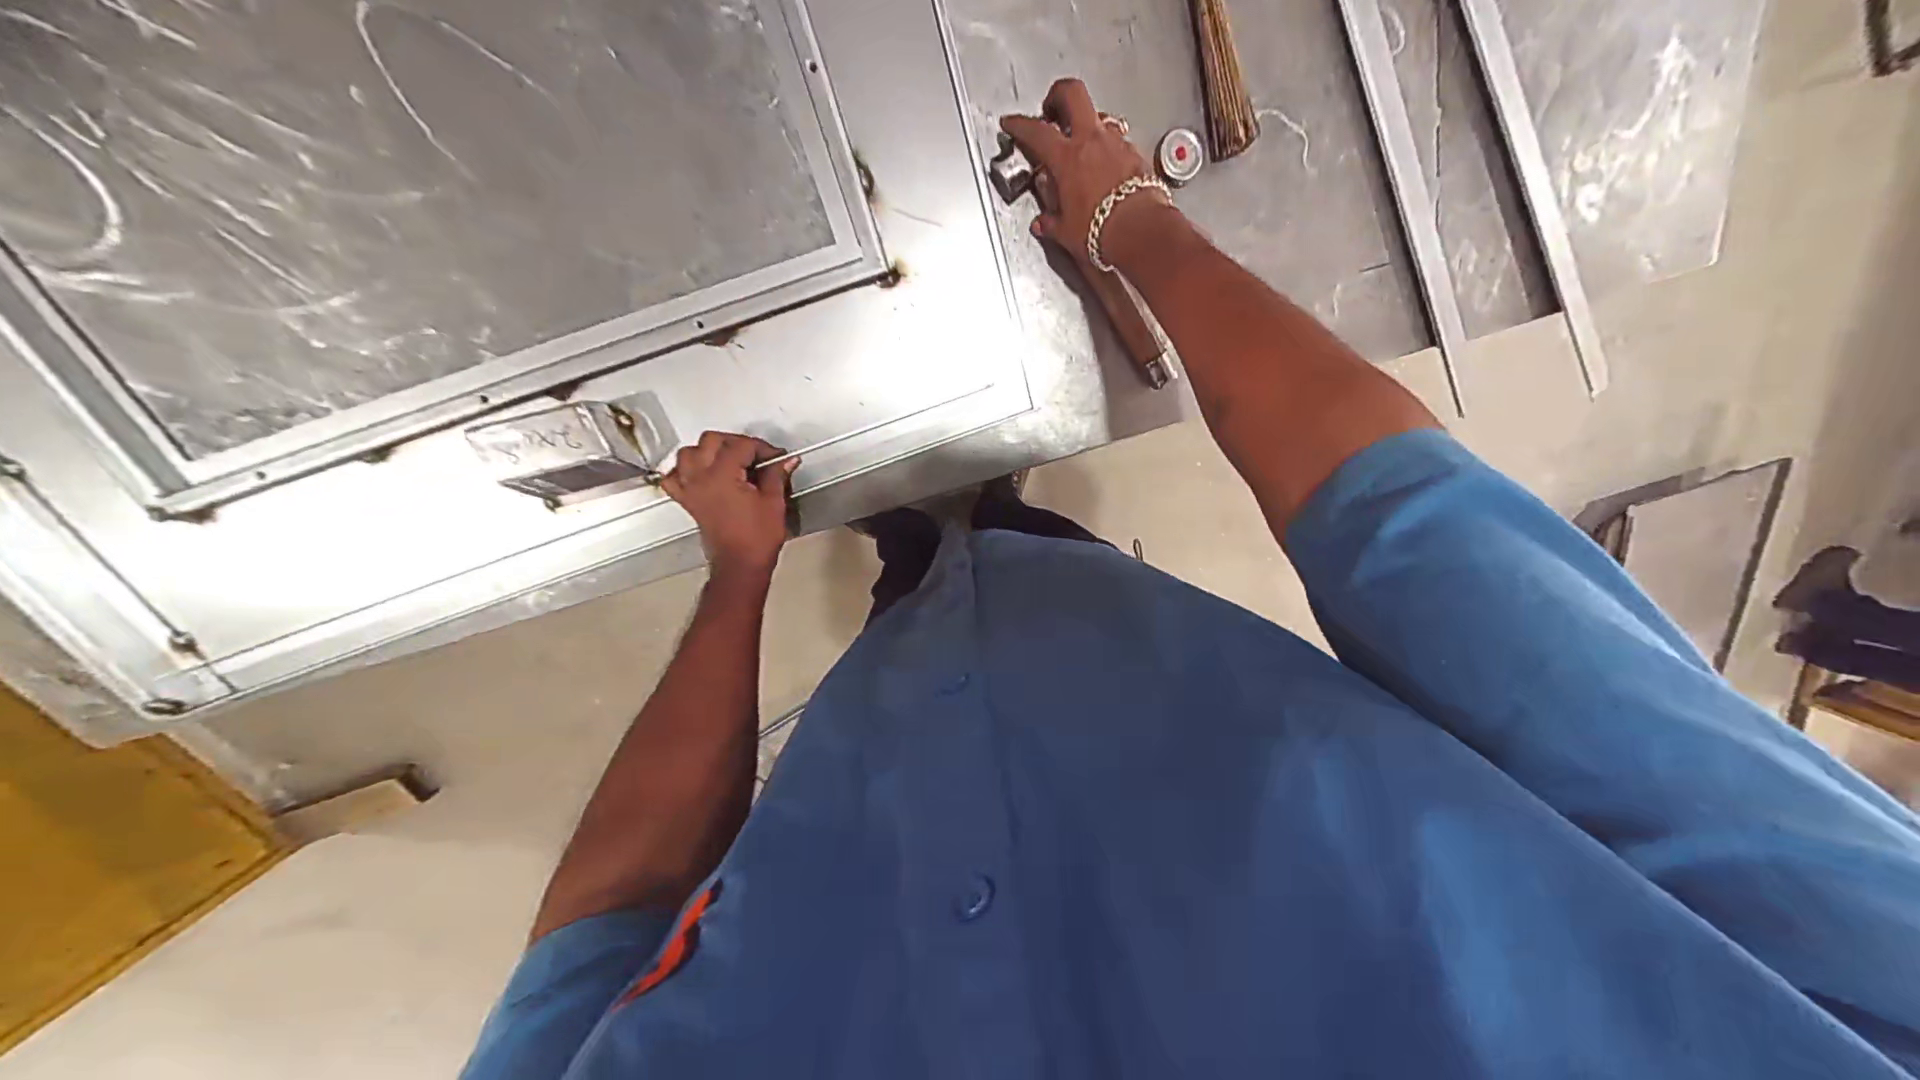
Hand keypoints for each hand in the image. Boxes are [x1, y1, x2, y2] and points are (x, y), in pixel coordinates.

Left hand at [661, 432, 798, 578]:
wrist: (740, 564)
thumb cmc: (756, 539)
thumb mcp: (773, 502)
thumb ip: (776, 475)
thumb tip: (786, 461)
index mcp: (722, 476)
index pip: (741, 446)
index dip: (762, 447)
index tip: (775, 457)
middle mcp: (701, 478)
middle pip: (711, 441)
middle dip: (735, 442)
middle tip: (755, 454)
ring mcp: (690, 489)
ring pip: (688, 453)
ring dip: (707, 450)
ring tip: (728, 458)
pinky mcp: (688, 501)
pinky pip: (673, 478)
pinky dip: (682, 471)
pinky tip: (699, 472)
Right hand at [999, 78, 1172, 267]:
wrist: (1140, 231)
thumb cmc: (1102, 231)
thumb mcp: (1066, 231)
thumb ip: (1051, 222)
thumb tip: (1043, 223)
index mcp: (1067, 158)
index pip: (1036, 131)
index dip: (1020, 124)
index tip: (1012, 123)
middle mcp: (1092, 141)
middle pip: (1073, 94)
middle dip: (1058, 95)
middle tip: (1051, 108)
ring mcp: (1117, 143)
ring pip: (1099, 116)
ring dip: (1087, 124)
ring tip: (1080, 143)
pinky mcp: (1136, 154)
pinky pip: (1118, 140)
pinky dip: (1108, 147)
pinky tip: (1105, 165)